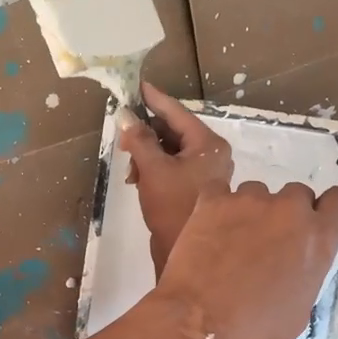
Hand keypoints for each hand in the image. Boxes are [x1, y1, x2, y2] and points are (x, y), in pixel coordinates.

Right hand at [118, 83, 232, 274]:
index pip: (178, 113)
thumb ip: (139, 140)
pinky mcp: (196, 190)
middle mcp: (213, 155)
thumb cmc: (172, 206)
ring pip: (172, 151)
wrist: (182, 252)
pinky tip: (139, 180)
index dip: (155, 99)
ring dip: (148, 154)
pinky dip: (155, 169)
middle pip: (175, 132)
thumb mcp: (152, 169)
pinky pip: (173, 168)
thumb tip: (127, 117)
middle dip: (147, 133)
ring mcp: (207, 174)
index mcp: (209, 145)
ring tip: (131, 169)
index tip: (138, 86)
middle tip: (124, 135)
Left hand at [150, 180, 337, 338]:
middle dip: (284, 214)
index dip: (325, 211)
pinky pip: (218, 191)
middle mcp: (289, 211)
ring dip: (249, 210)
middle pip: (296, 194)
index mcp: (318, 239)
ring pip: (256, 192)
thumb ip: (306, 271)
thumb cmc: (254, 332)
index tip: (313, 223)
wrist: (198, 326)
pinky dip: (215, 206)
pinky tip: (207, 229)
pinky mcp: (212, 201)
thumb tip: (295, 263)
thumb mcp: (300, 308)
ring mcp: (249, 201)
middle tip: (265, 241)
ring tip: (229, 240)